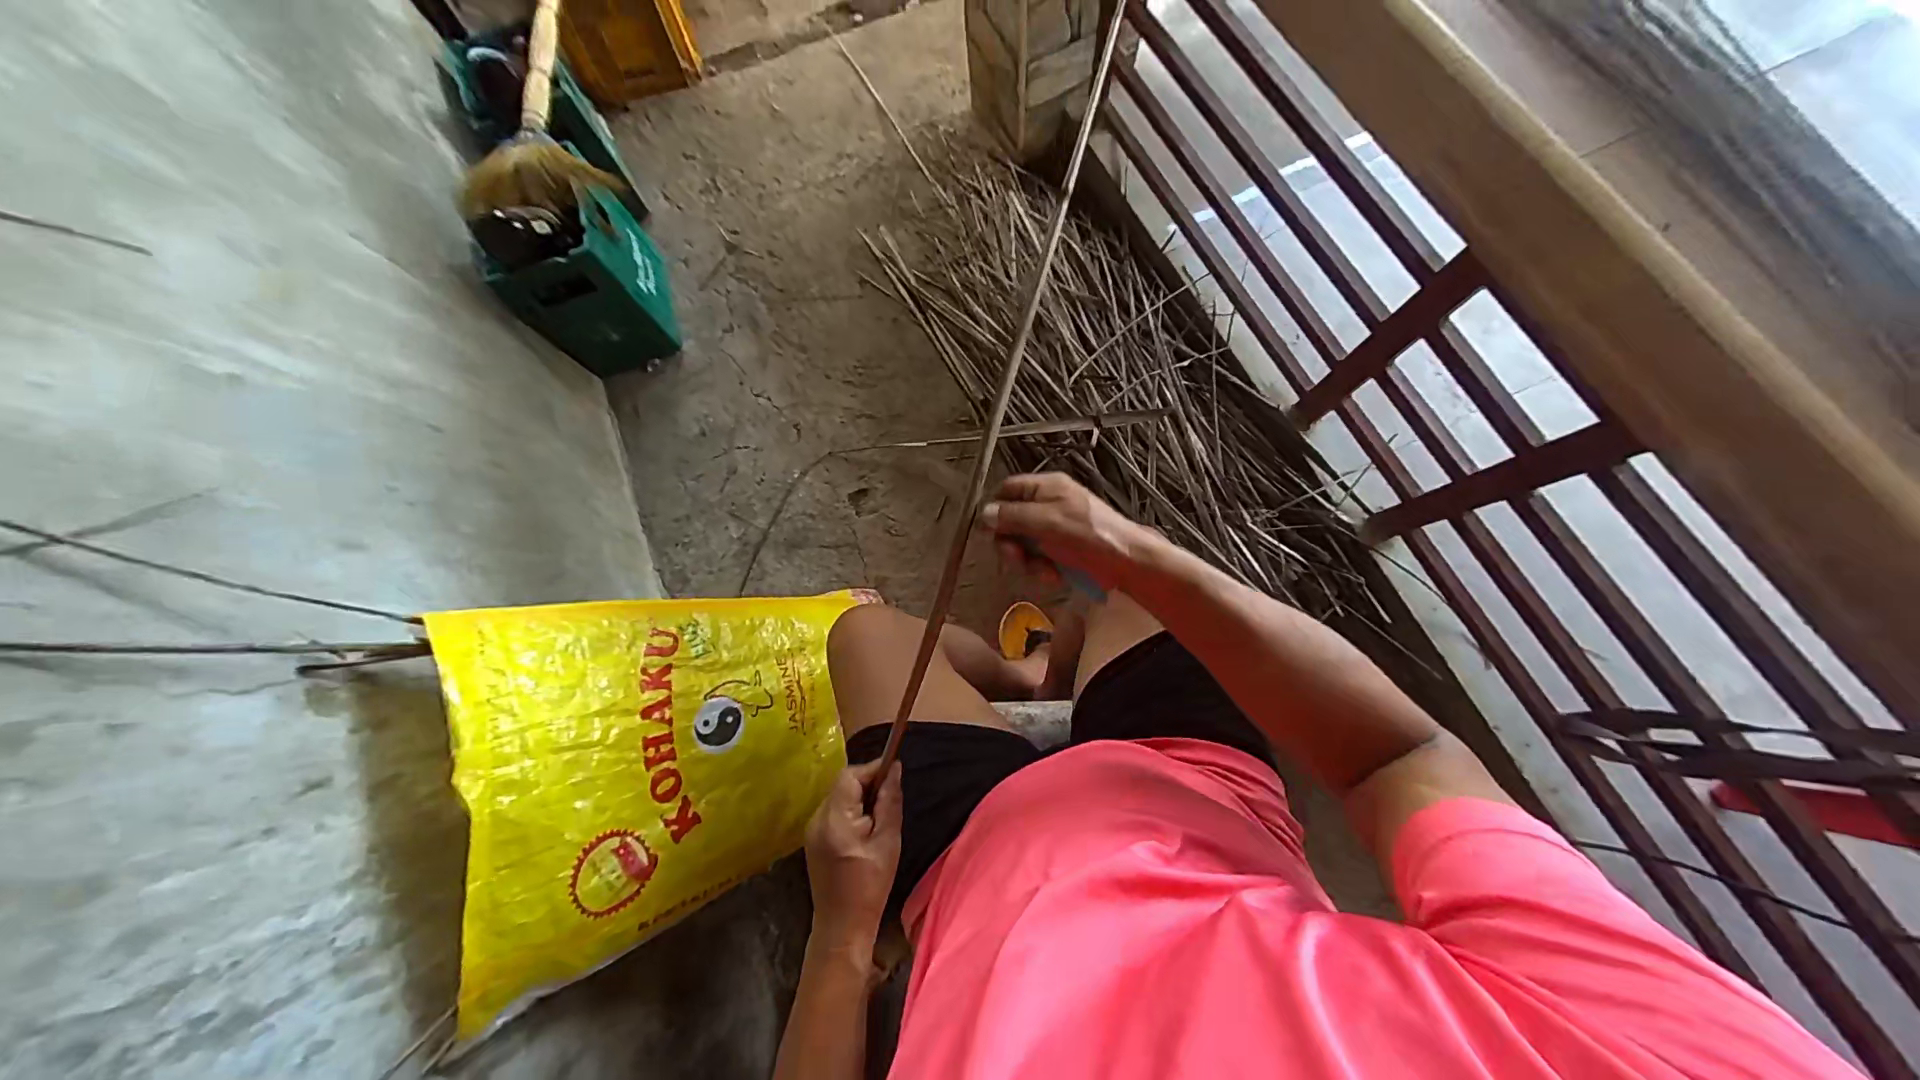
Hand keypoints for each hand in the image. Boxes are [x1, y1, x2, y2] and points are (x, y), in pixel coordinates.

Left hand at [803, 760, 901, 955]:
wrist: (842, 926)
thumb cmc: (870, 884)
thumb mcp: (888, 840)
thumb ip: (890, 801)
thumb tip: (895, 768)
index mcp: (834, 818)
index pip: (850, 775)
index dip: (873, 769)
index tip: (894, 774)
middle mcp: (817, 818)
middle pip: (843, 784)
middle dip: (868, 784)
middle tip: (890, 800)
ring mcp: (811, 829)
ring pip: (839, 797)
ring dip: (860, 798)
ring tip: (879, 818)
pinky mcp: (812, 838)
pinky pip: (833, 811)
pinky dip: (850, 811)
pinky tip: (864, 831)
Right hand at [979, 473, 1154, 591]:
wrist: (1126, 562)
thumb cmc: (1090, 535)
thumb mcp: (1048, 522)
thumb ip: (1013, 516)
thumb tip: (984, 514)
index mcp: (1046, 487)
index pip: (1007, 490)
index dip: (996, 510)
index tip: (991, 532)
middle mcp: (1047, 504)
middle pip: (1010, 521)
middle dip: (1012, 543)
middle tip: (1018, 559)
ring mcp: (1054, 528)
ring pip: (1022, 544)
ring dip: (1027, 561)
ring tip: (1043, 571)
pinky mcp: (1060, 550)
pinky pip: (1037, 558)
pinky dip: (1042, 569)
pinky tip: (1054, 576)